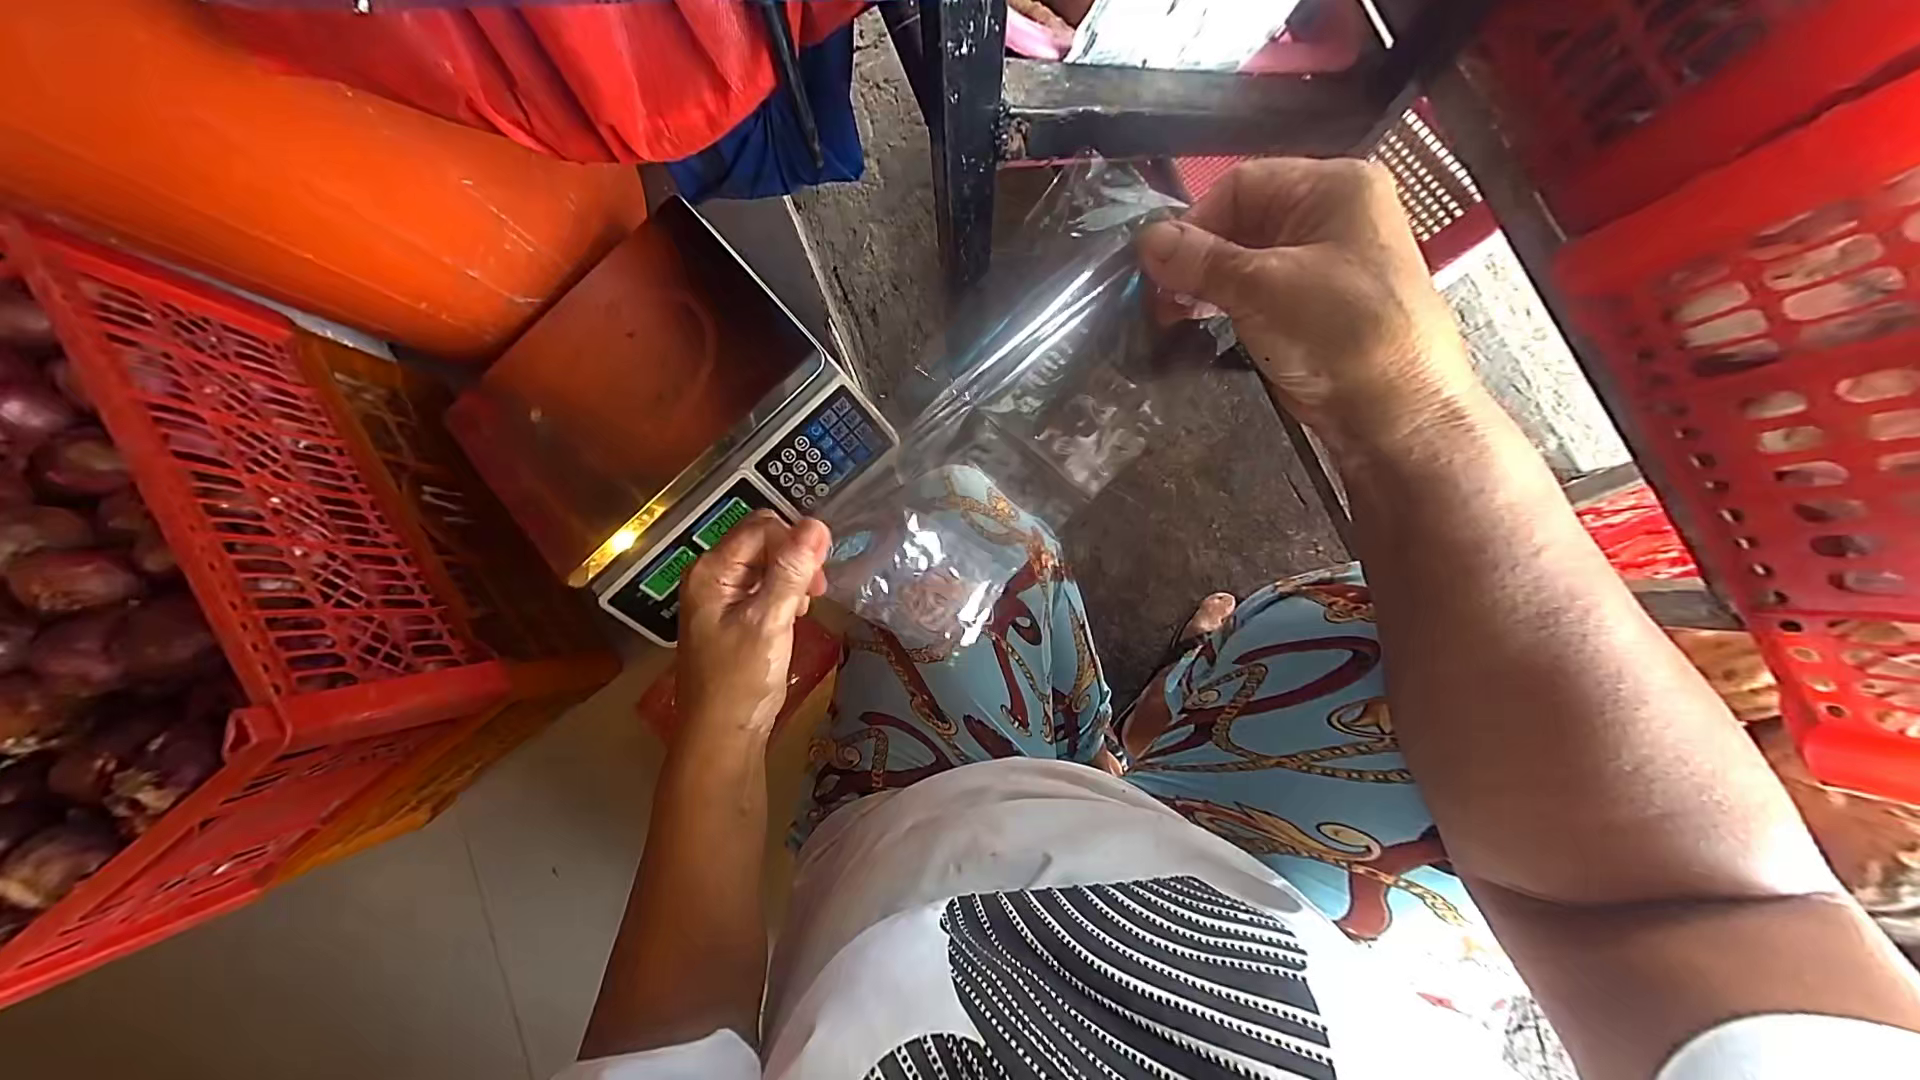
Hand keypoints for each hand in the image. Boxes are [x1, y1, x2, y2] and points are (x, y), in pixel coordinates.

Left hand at [677, 512, 830, 740]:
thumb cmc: (742, 679)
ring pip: (767, 562)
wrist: (723, 734)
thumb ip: (792, 571)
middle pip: (762, 541)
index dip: (795, 540)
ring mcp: (722, 596)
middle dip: (795, 557)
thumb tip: (817, 525)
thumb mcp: (770, 621)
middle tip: (815, 590)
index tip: (820, 570)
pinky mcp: (734, 615)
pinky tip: (793, 615)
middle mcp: (712, 576)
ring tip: (802, 608)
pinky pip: (765, 585)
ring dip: (793, 576)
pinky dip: (785, 593)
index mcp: (711, 571)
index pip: (761, 528)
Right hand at [1138, 158, 1481, 449]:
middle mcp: (1326, 217)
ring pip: (1241, 259)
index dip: (1194, 221)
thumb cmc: (1339, 331)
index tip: (1159, 265)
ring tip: (1167, 312)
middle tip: (1156, 295)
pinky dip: (1219, 301)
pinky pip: (1251, 290)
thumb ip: (1201, 261)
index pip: (1242, 185)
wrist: (1391, 408)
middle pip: (1239, 221)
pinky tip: (1193, 319)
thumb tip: (1145, 240)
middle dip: (1194, 257)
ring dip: (1201, 283)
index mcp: (1332, 188)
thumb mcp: (1264, 287)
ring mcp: (1316, 264)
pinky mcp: (1304, 305)